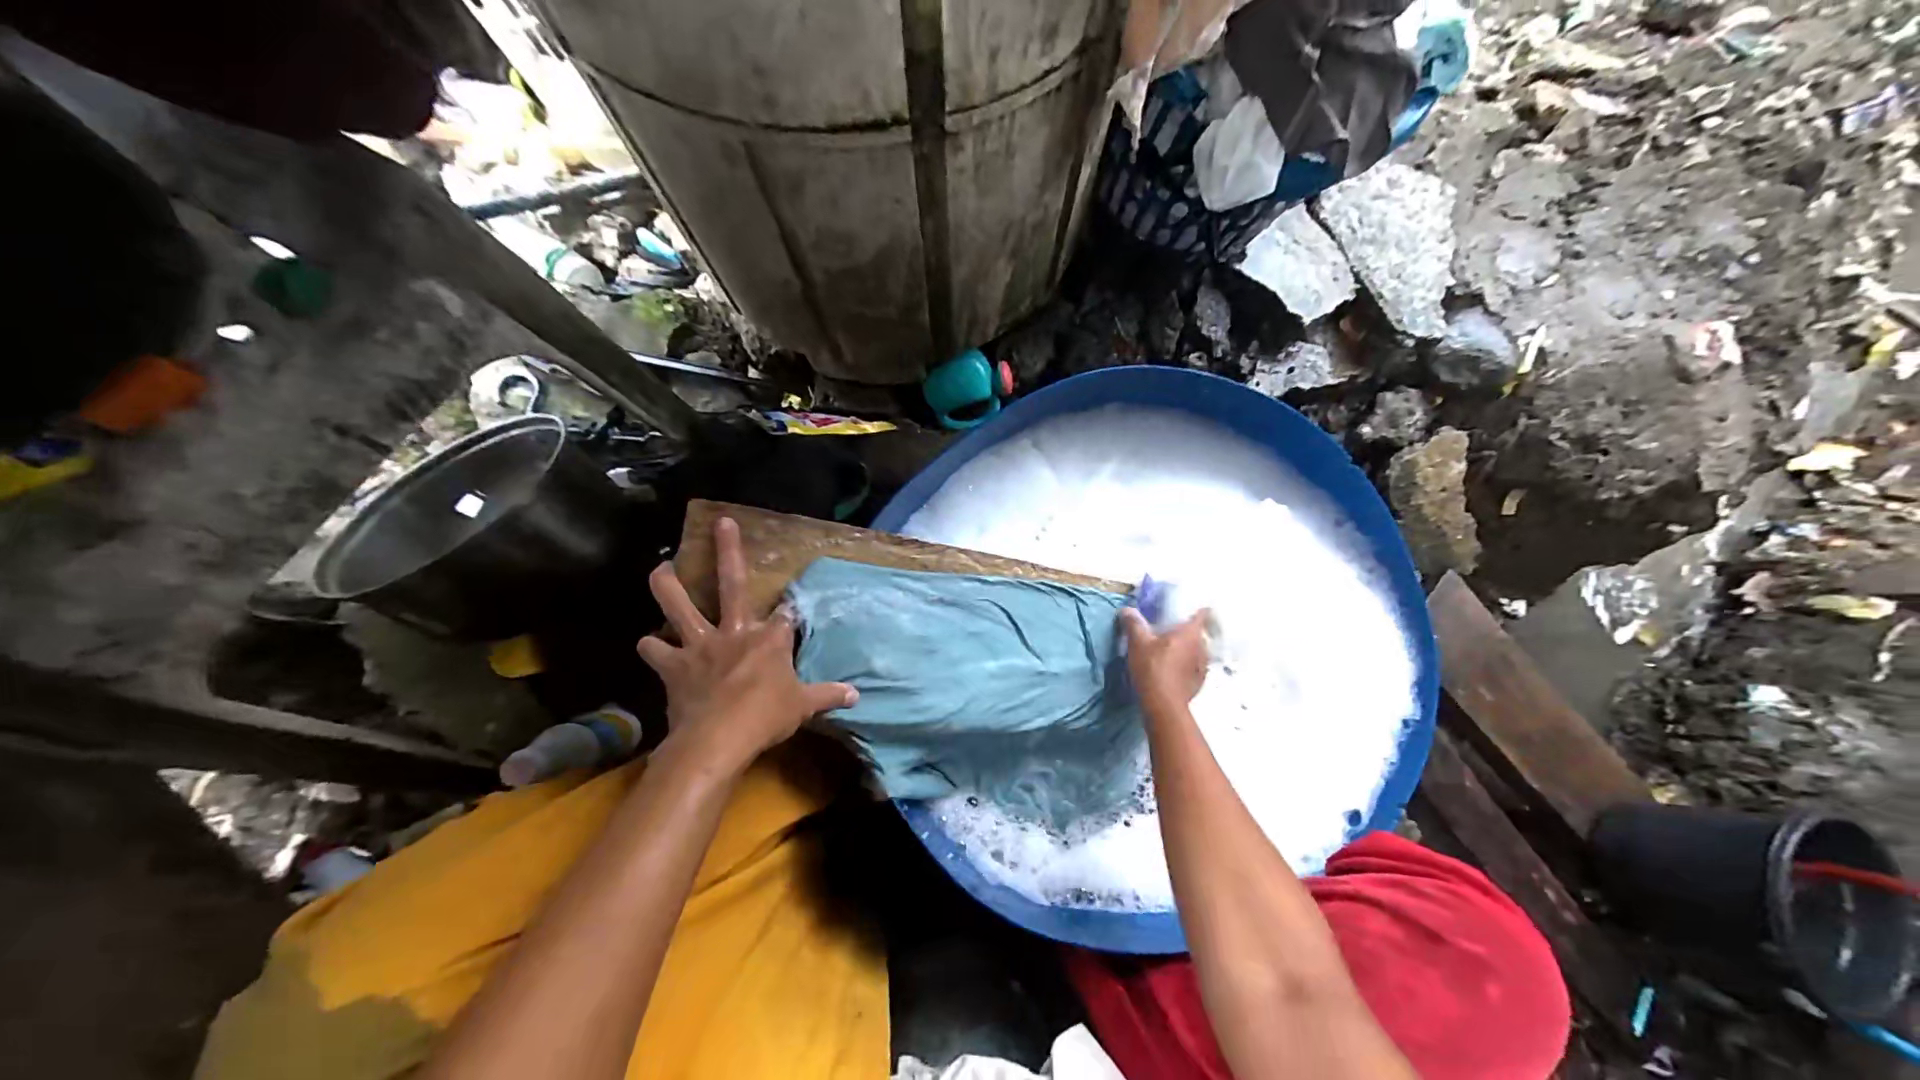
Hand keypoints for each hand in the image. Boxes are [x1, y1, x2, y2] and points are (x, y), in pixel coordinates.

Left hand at [637, 517, 857, 768]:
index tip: (790, 606)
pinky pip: (655, 650)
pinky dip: (651, 647)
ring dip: (667, 585)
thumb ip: (827, 695)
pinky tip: (649, 645)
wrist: (718, 738)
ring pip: (679, 605)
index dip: (789, 609)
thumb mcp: (803, 706)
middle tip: (721, 522)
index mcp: (769, 638)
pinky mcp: (674, 665)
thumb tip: (856, 696)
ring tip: (659, 570)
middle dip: (728, 550)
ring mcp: (700, 645)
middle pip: (732, 582)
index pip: (785, 614)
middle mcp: (734, 631)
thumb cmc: (767, 717)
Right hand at [1119, 607, 1211, 714]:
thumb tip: (1127, 609)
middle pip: (1198, 632)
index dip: (1197, 609)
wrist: (1162, 704)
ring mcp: (1203, 666)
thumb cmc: (1152, 668)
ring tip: (1170, 650)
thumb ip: (1133, 623)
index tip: (1187, 609)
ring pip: (1196, 650)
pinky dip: (1186, 664)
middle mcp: (1202, 647)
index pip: (1202, 614)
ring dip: (1186, 649)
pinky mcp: (1199, 682)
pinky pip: (1194, 666)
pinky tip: (1172, 669)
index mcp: (1190, 633)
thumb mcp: (1137, 643)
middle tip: (1169, 630)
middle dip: (1186, 630)